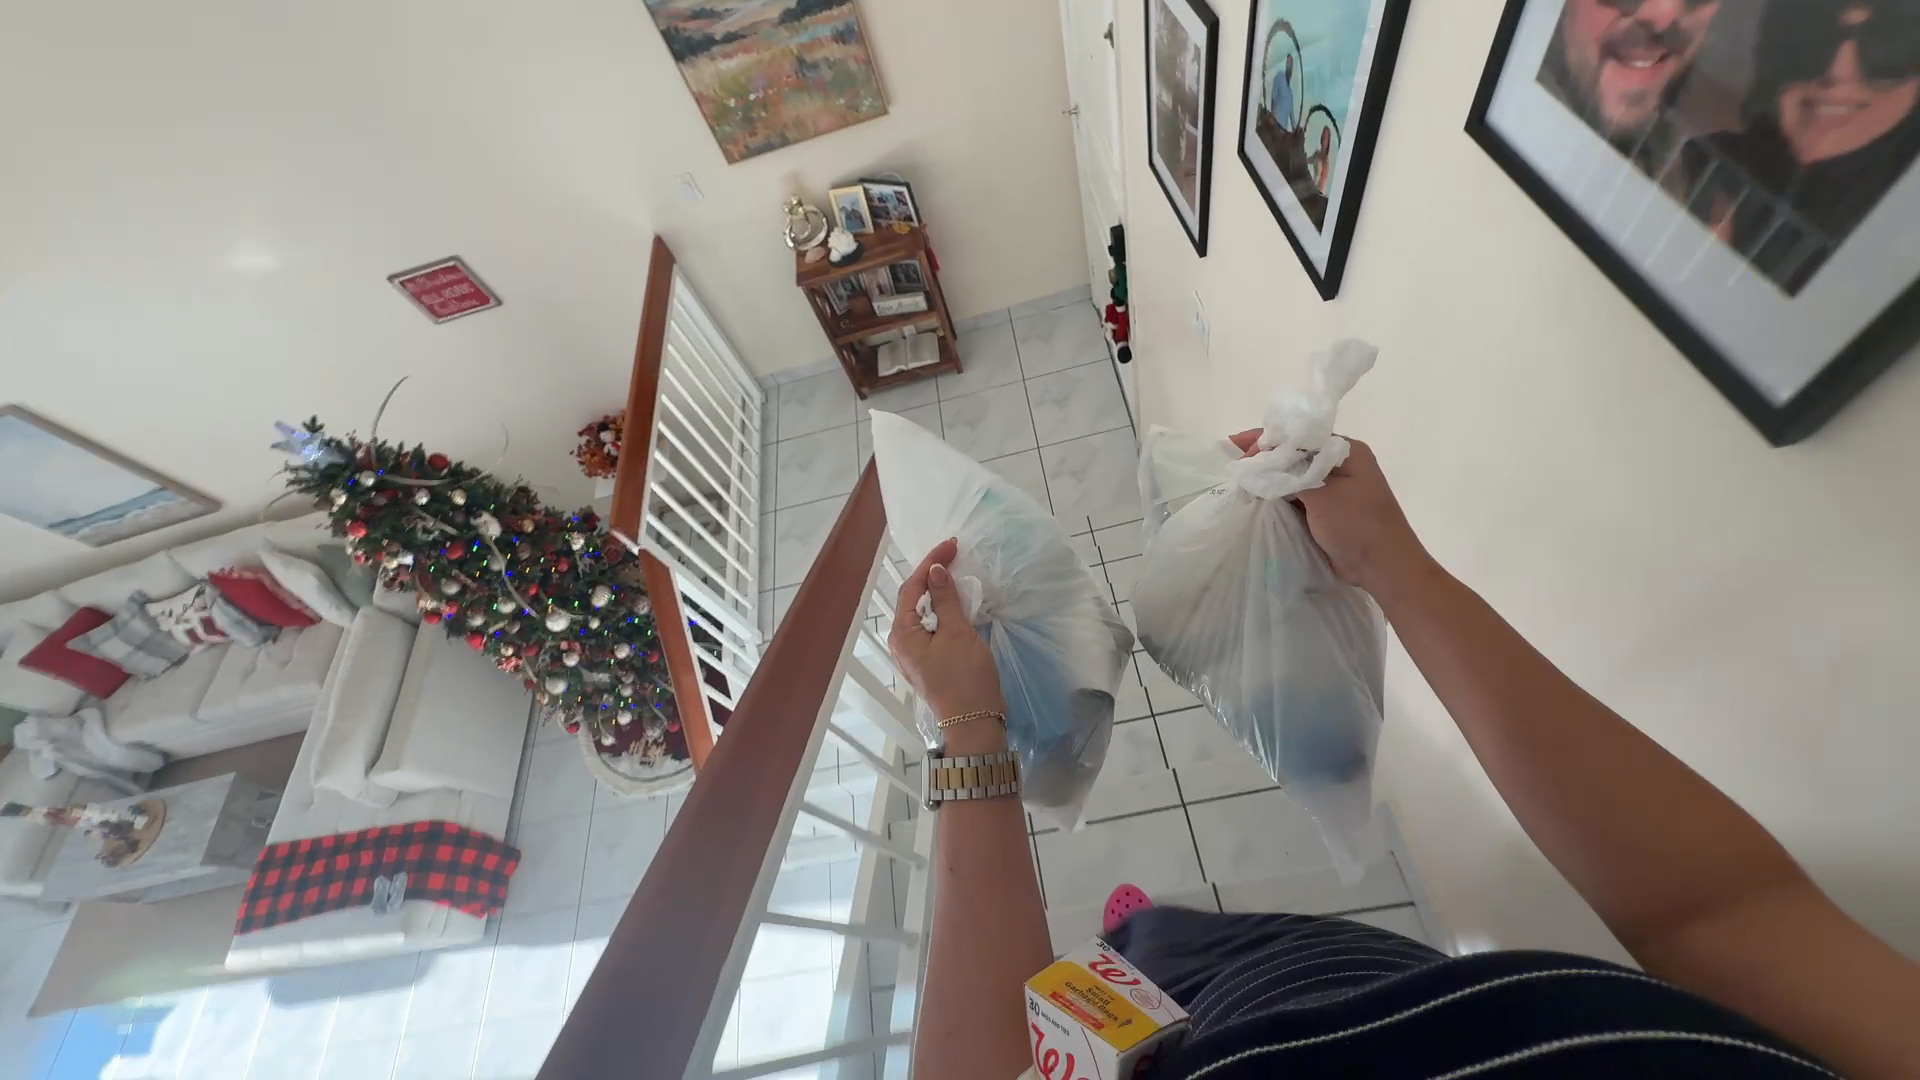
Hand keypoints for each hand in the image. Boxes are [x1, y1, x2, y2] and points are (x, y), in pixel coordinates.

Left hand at [888, 539, 1007, 738]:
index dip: (931, 563)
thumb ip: (945, 599)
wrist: (975, 721)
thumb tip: (936, 570)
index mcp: (902, 633)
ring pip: (924, 613)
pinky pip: (933, 626)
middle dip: (932, 574)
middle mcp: (903, 642)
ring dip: (939, 591)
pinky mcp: (931, 660)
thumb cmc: (964, 676)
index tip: (951, 545)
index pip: (912, 587)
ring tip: (956, 572)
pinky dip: (945, 610)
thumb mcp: (957, 633)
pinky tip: (958, 602)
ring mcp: (916, 653)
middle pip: (914, 598)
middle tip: (954, 554)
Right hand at [1230, 430, 1430, 598]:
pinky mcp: (1324, 509)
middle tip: (1233, 463)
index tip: (1237, 447)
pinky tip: (1255, 497)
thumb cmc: (1358, 525)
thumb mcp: (1323, 494)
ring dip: (1267, 478)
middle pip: (1293, 454)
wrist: (1382, 566)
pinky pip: (1293, 495)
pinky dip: (1275, 495)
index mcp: (1345, 452)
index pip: (1299, 436)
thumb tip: (1256, 467)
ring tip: (1238, 480)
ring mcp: (1331, 488)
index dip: (1266, 439)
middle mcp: (1338, 465)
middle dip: (1263, 457)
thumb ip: (1289, 476)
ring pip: (1291, 475)